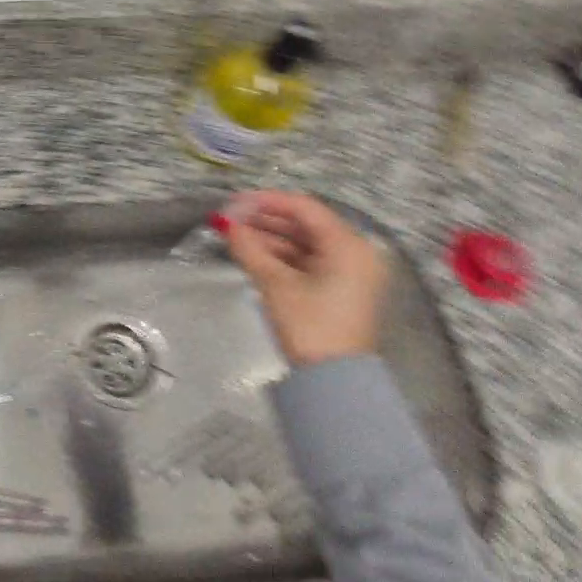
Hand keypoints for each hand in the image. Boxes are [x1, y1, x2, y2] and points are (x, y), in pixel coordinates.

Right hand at [223, 190, 386, 366]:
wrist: (334, 380)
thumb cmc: (310, 325)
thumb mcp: (275, 284)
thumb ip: (249, 248)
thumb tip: (226, 224)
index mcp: (349, 246)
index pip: (304, 207)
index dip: (267, 201)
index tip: (234, 202)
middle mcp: (355, 252)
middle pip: (305, 223)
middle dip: (265, 220)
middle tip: (230, 220)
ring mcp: (350, 271)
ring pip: (304, 242)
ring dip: (270, 237)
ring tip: (235, 237)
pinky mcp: (340, 288)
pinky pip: (309, 260)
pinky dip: (282, 255)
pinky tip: (254, 253)